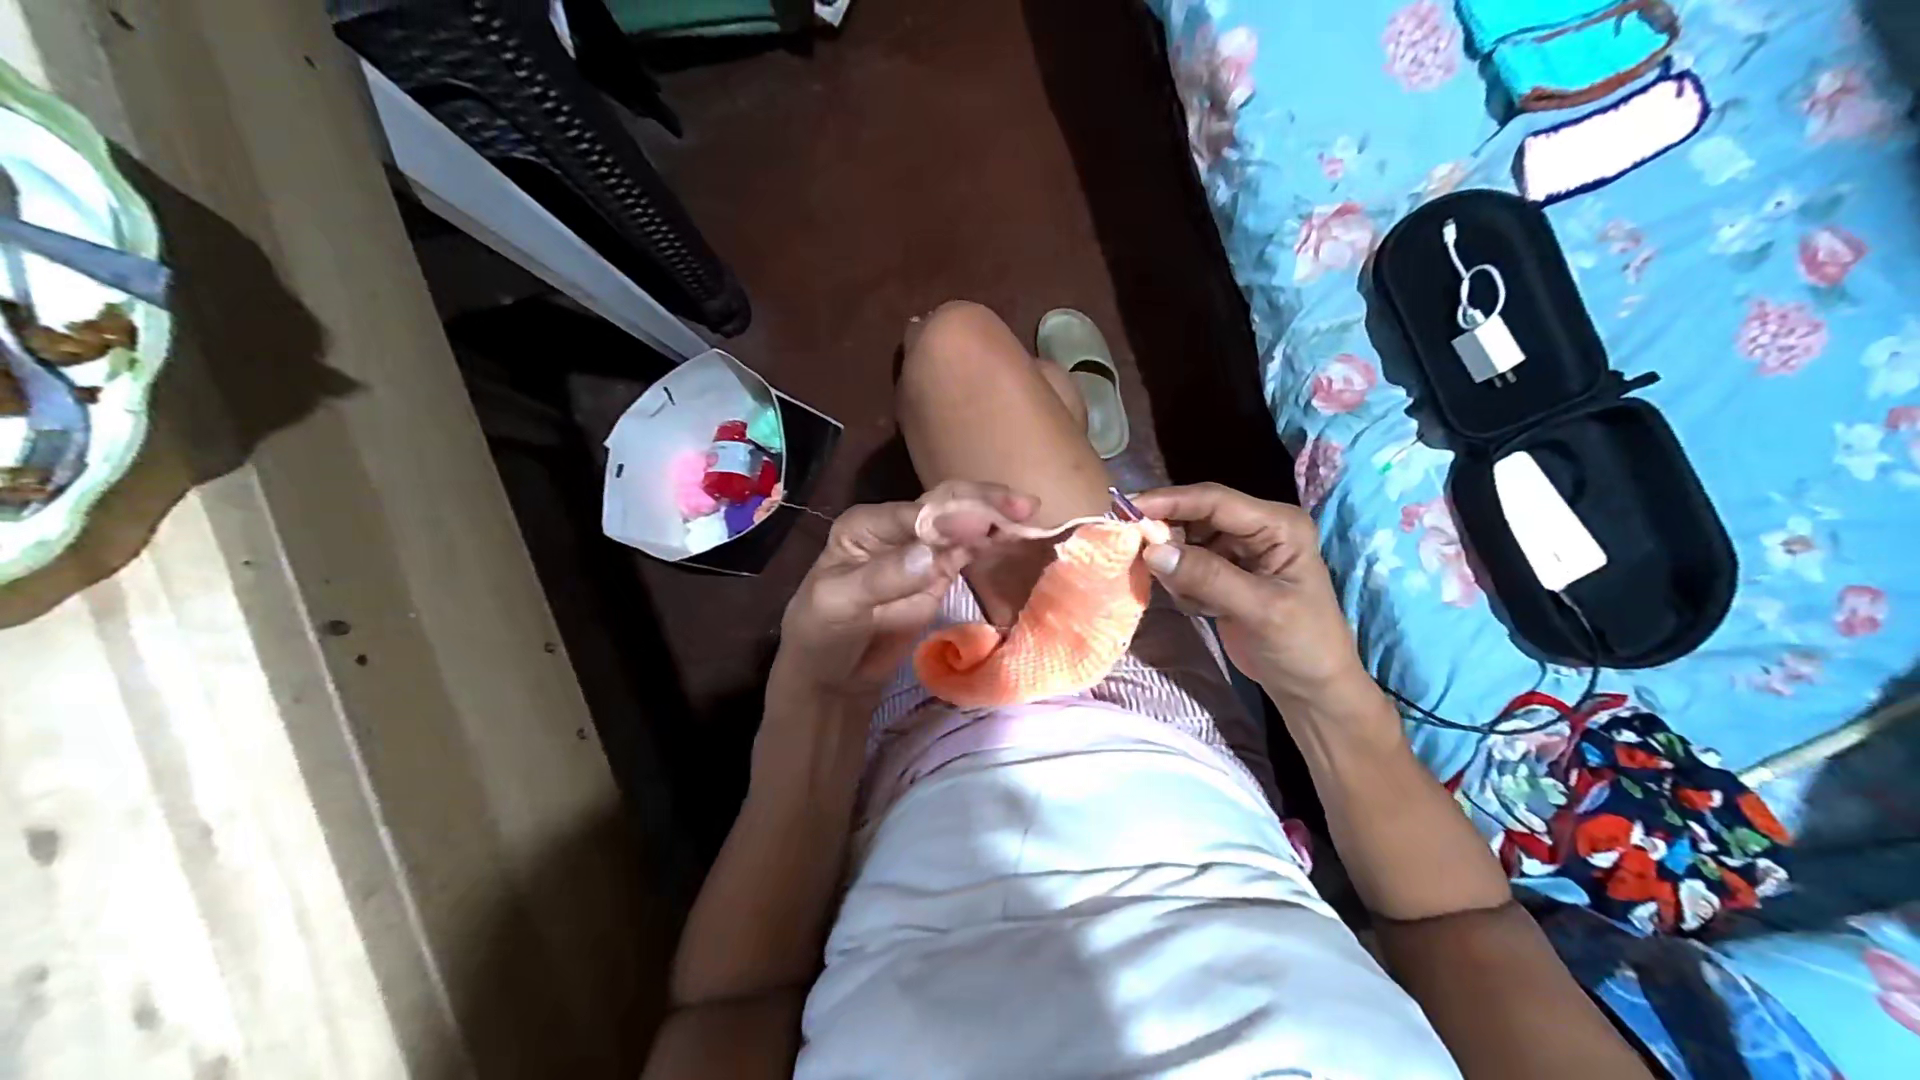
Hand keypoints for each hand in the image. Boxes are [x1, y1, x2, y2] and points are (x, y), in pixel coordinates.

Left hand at [772, 481, 1036, 706]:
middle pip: (945, 505)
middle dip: (983, 502)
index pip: (914, 514)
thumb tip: (932, 556)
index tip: (983, 526)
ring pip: (964, 524)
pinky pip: (971, 550)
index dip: (950, 517)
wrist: (833, 674)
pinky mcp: (940, 573)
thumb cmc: (821, 633)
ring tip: (1032, 519)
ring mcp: (923, 549)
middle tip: (1025, 507)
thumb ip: (883, 578)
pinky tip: (1020, 539)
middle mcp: (897, 527)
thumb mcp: (839, 604)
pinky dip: (995, 543)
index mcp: (866, 525)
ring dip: (996, 519)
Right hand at [1130, 483, 1369, 709]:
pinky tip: (1202, 609)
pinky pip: (1185, 566)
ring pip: (1185, 541)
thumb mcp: (1260, 610)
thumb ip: (1208, 577)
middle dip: (1167, 535)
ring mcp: (1238, 551)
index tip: (1127, 509)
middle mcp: (1257, 529)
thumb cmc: (1300, 646)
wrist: (1309, 688)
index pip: (1215, 501)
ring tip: (1191, 600)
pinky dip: (1181, 585)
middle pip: (1194, 516)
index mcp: (1278, 525)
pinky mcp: (1223, 573)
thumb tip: (1153, 551)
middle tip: (1137, 556)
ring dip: (1175, 567)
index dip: (1170, 501)